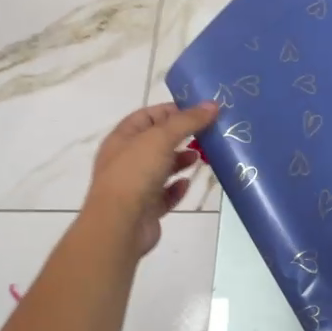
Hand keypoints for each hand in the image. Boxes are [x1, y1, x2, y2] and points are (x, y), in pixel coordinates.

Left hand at [85, 100, 217, 253]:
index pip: (147, 116)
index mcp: (122, 139)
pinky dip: (177, 188)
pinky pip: (164, 194)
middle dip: (181, 137)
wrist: (119, 226)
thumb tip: (212, 104)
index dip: (171, 111)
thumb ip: (188, 121)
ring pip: (162, 168)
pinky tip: (186, 184)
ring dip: (181, 162)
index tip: (198, 112)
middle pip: (157, 142)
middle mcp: (126, 160)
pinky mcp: (145, 209)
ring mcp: (134, 186)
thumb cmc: (135, 173)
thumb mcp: (162, 138)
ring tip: (200, 158)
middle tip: (206, 134)